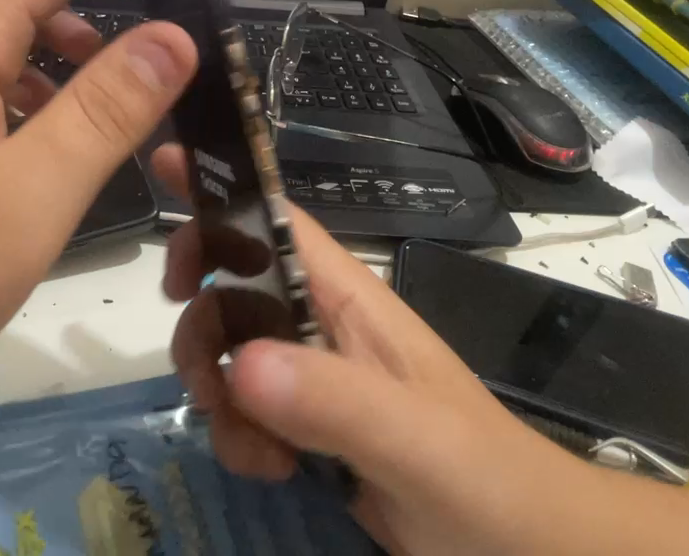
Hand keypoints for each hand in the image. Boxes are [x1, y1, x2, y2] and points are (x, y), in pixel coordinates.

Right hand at [155, 148, 584, 554]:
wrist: (524, 550)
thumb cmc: (485, 478)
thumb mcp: (415, 439)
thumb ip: (333, 400)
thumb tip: (238, 363)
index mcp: (349, 297)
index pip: (275, 219)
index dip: (222, 188)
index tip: (164, 171)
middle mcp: (322, 323)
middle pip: (231, 288)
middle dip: (203, 327)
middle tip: (204, 378)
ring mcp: (312, 375)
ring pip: (228, 353)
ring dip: (219, 396)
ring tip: (258, 449)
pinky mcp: (305, 423)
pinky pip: (243, 409)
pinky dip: (239, 437)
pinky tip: (273, 469)